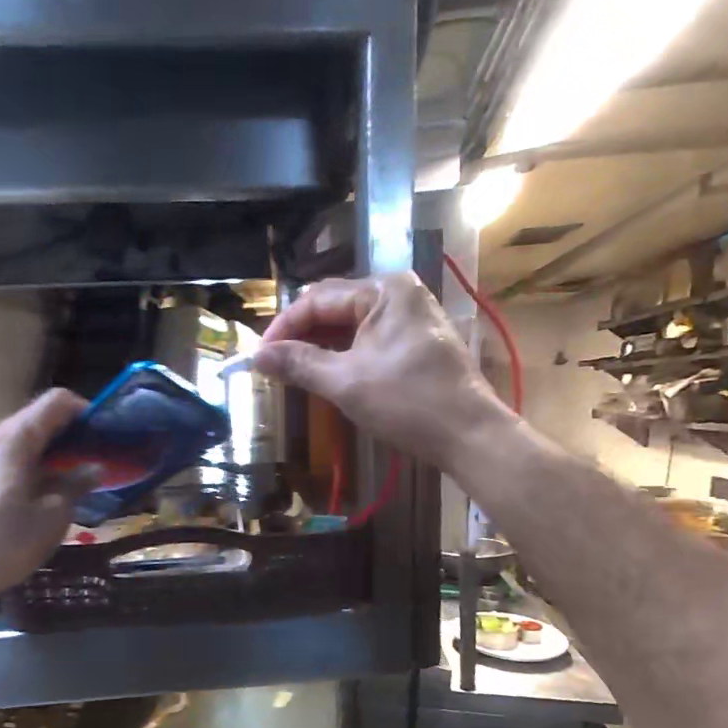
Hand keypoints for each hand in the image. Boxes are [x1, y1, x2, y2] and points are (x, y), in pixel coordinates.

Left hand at [0, 389, 99, 614]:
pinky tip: (48, 487)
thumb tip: (95, 468)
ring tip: (77, 473)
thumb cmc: (7, 542)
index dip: (86, 411)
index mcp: (15, 439)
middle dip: (72, 431)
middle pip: (40, 416)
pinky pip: (11, 453)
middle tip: (98, 455)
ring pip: (25, 436)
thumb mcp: (53, 514)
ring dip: (54, 448)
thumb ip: (76, 483)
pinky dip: (35, 460)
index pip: (57, 401)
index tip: (106, 434)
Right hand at [254, 272, 513, 468]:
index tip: (260, 356)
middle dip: (301, 336)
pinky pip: (369, 339)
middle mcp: (399, 294)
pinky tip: (325, 374)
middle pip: (334, 308)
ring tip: (292, 371)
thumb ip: (299, 364)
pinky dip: (344, 355)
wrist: (470, 436)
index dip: (284, 327)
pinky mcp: (417, 341)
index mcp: (384, 291)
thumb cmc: (408, 403)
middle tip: (272, 364)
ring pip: (351, 325)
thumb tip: (257, 356)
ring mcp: (411, 317)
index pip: (318, 299)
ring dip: (320, 347)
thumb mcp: (345, 382)